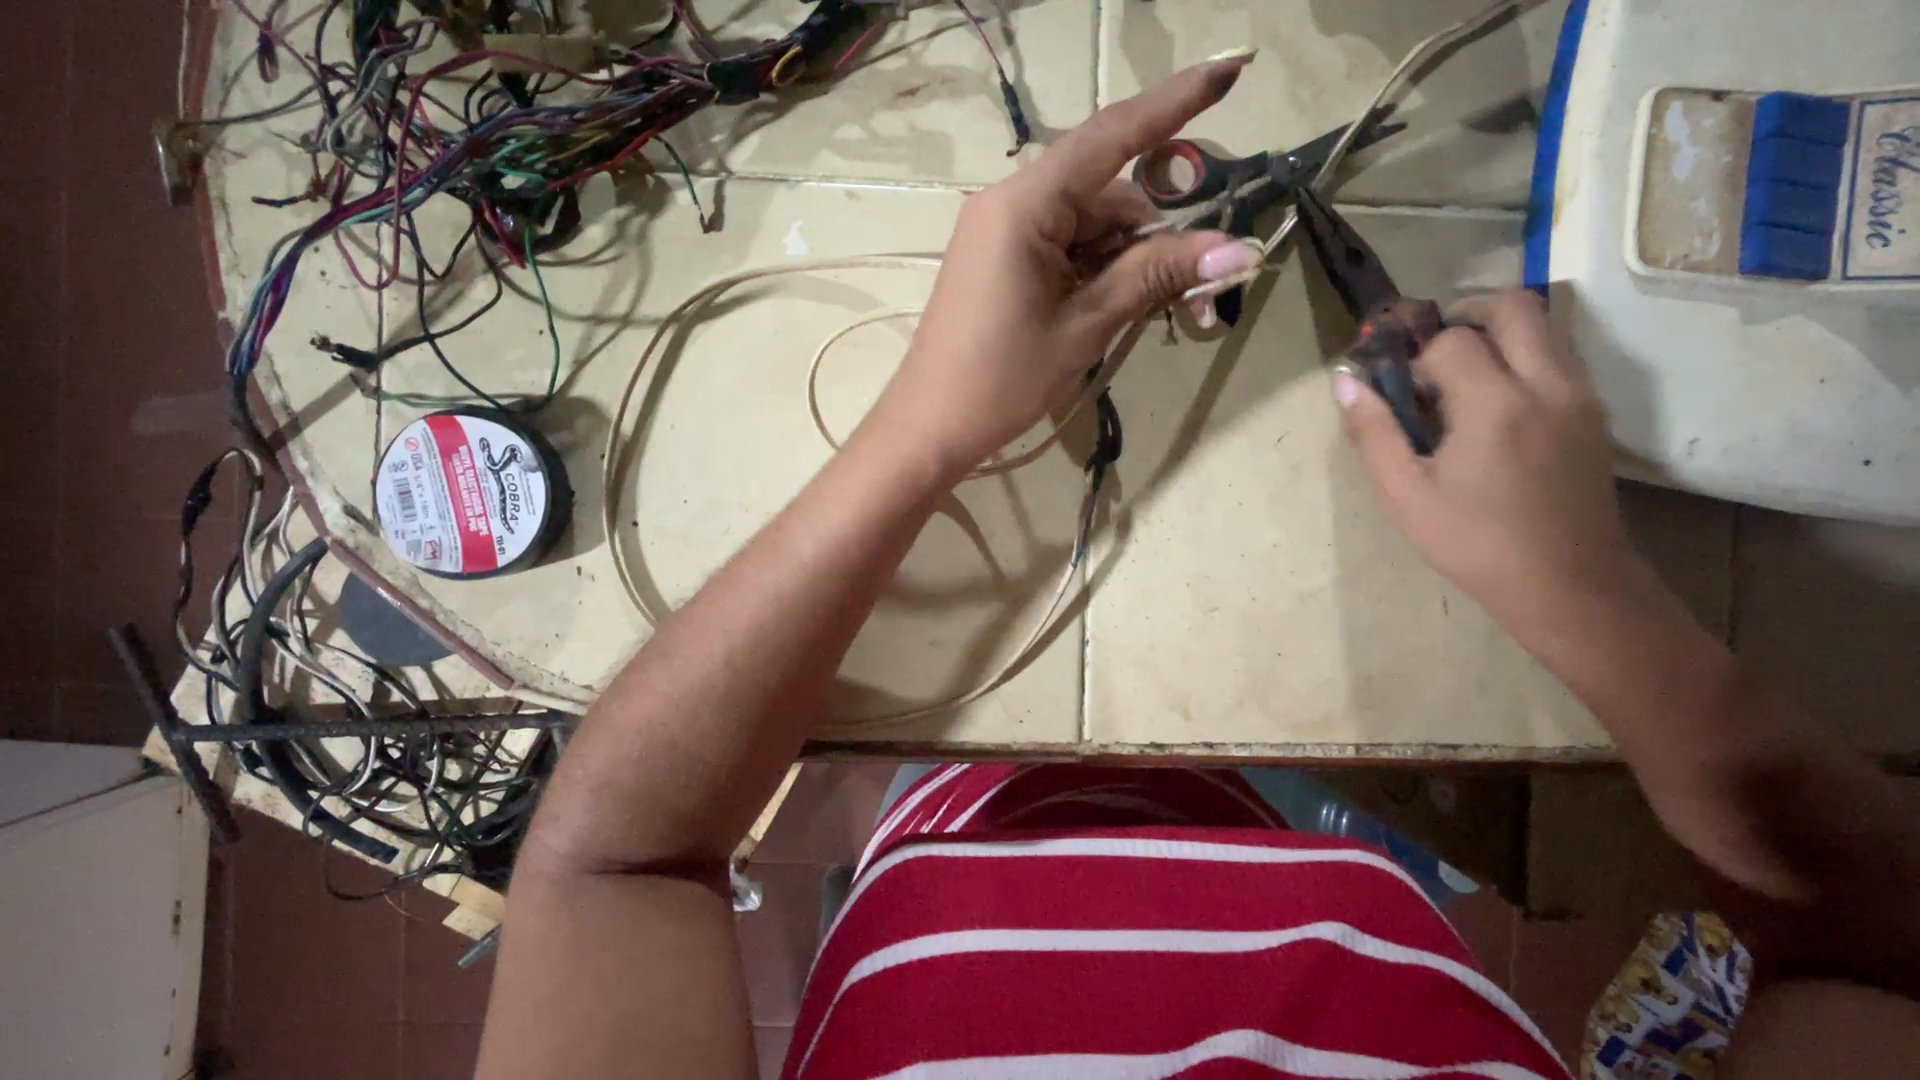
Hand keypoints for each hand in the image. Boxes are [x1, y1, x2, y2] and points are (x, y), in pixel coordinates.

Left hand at [861, 56, 1265, 478]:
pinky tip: (1115, 310)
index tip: (1230, 69)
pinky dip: (1099, 272)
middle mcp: (1010, 203)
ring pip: (1091, 225)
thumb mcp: (1085, 325)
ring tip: (1160, 317)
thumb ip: (1156, 276)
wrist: (929, 426)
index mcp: (1023, 205)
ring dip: (1131, 262)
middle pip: (1107, 193)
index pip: (1110, 136)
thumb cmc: (1001, 380)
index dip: (1174, 104)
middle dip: (1157, 236)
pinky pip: (1066, 247)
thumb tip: (1237, 247)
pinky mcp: (1002, 259)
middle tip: (1200, 293)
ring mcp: (1003, 232)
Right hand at [1335, 289, 1641, 631]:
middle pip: (1514, 305)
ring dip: (1498, 334)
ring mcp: (1580, 396)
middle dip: (1466, 313)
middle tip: (1433, 349)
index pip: (1451, 340)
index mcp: (1495, 406)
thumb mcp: (1404, 497)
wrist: (1569, 584)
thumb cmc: (1475, 544)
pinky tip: (1495, 406)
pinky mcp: (1595, 413)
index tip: (1400, 390)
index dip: (1416, 356)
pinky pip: (1559, 356)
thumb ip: (1372, 434)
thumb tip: (1344, 382)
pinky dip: (1523, 358)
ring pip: (1544, 326)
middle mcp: (1547, 385)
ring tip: (1461, 378)